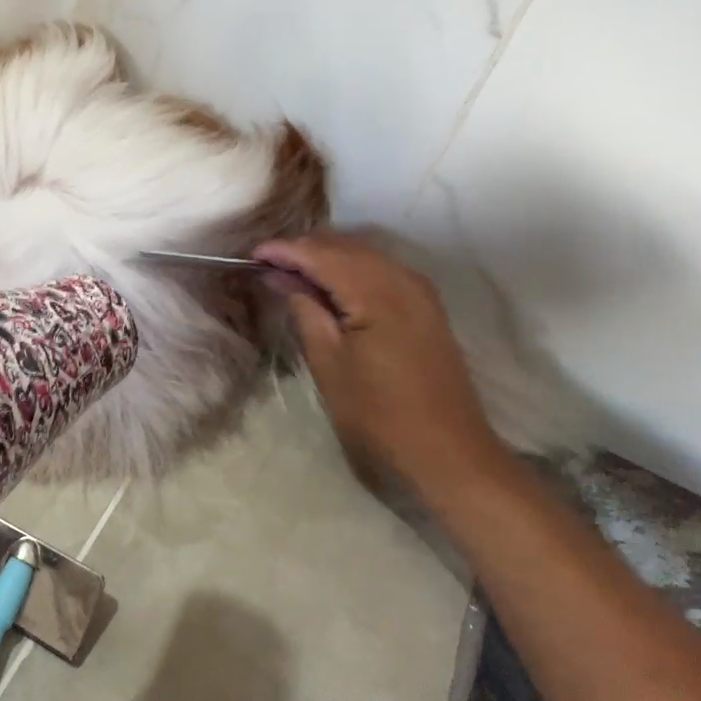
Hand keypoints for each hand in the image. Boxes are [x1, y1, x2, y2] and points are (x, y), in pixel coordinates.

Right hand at [253, 233, 505, 490]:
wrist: (448, 453)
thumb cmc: (378, 413)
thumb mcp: (328, 363)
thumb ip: (304, 308)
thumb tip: (279, 275)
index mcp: (377, 293)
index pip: (321, 254)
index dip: (284, 250)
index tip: (251, 254)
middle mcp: (402, 279)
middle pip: (345, 247)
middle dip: (304, 250)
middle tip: (267, 265)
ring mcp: (420, 292)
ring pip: (364, 255)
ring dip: (328, 258)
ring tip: (292, 274)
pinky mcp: (426, 307)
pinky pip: (382, 270)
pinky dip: (351, 270)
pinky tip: (331, 287)